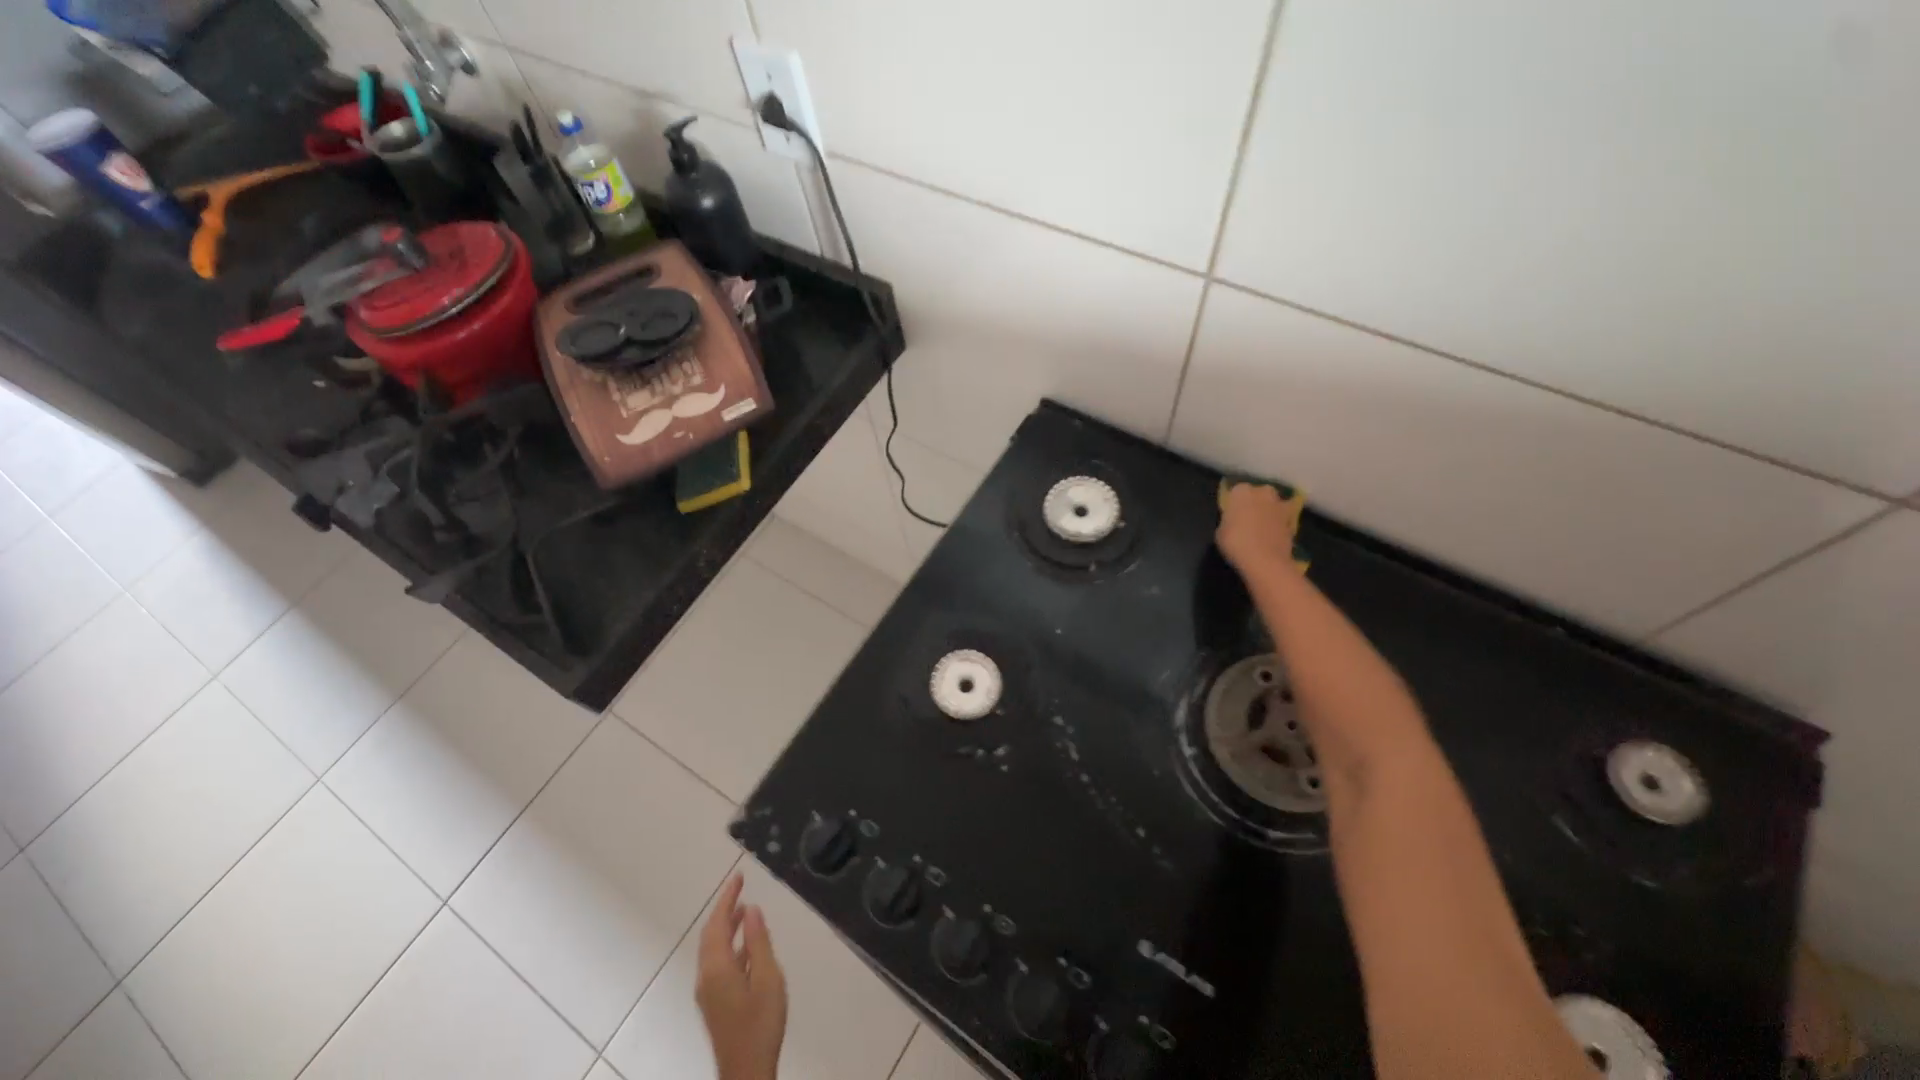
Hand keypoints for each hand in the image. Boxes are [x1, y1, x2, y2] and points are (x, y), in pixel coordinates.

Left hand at [696, 872, 787, 1079]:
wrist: (746, 1071)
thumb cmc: (760, 1024)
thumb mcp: (768, 979)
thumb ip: (759, 943)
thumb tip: (752, 910)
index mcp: (717, 967)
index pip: (717, 923)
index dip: (727, 898)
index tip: (738, 877)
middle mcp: (706, 976)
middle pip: (710, 935)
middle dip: (724, 911)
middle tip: (740, 890)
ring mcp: (708, 992)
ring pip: (713, 950)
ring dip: (727, 928)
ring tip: (746, 912)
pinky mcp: (715, 1003)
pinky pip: (718, 963)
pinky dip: (731, 947)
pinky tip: (748, 949)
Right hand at [1216, 482, 1300, 578]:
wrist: (1265, 560)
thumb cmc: (1235, 543)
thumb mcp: (1220, 531)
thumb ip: (1228, 520)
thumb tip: (1234, 520)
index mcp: (1241, 491)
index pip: (1235, 492)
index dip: (1233, 504)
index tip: (1231, 515)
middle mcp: (1262, 491)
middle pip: (1257, 494)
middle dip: (1253, 504)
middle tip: (1247, 520)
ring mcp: (1280, 504)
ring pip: (1272, 505)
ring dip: (1268, 512)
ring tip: (1261, 529)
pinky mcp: (1293, 519)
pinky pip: (1282, 519)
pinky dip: (1279, 524)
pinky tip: (1272, 536)